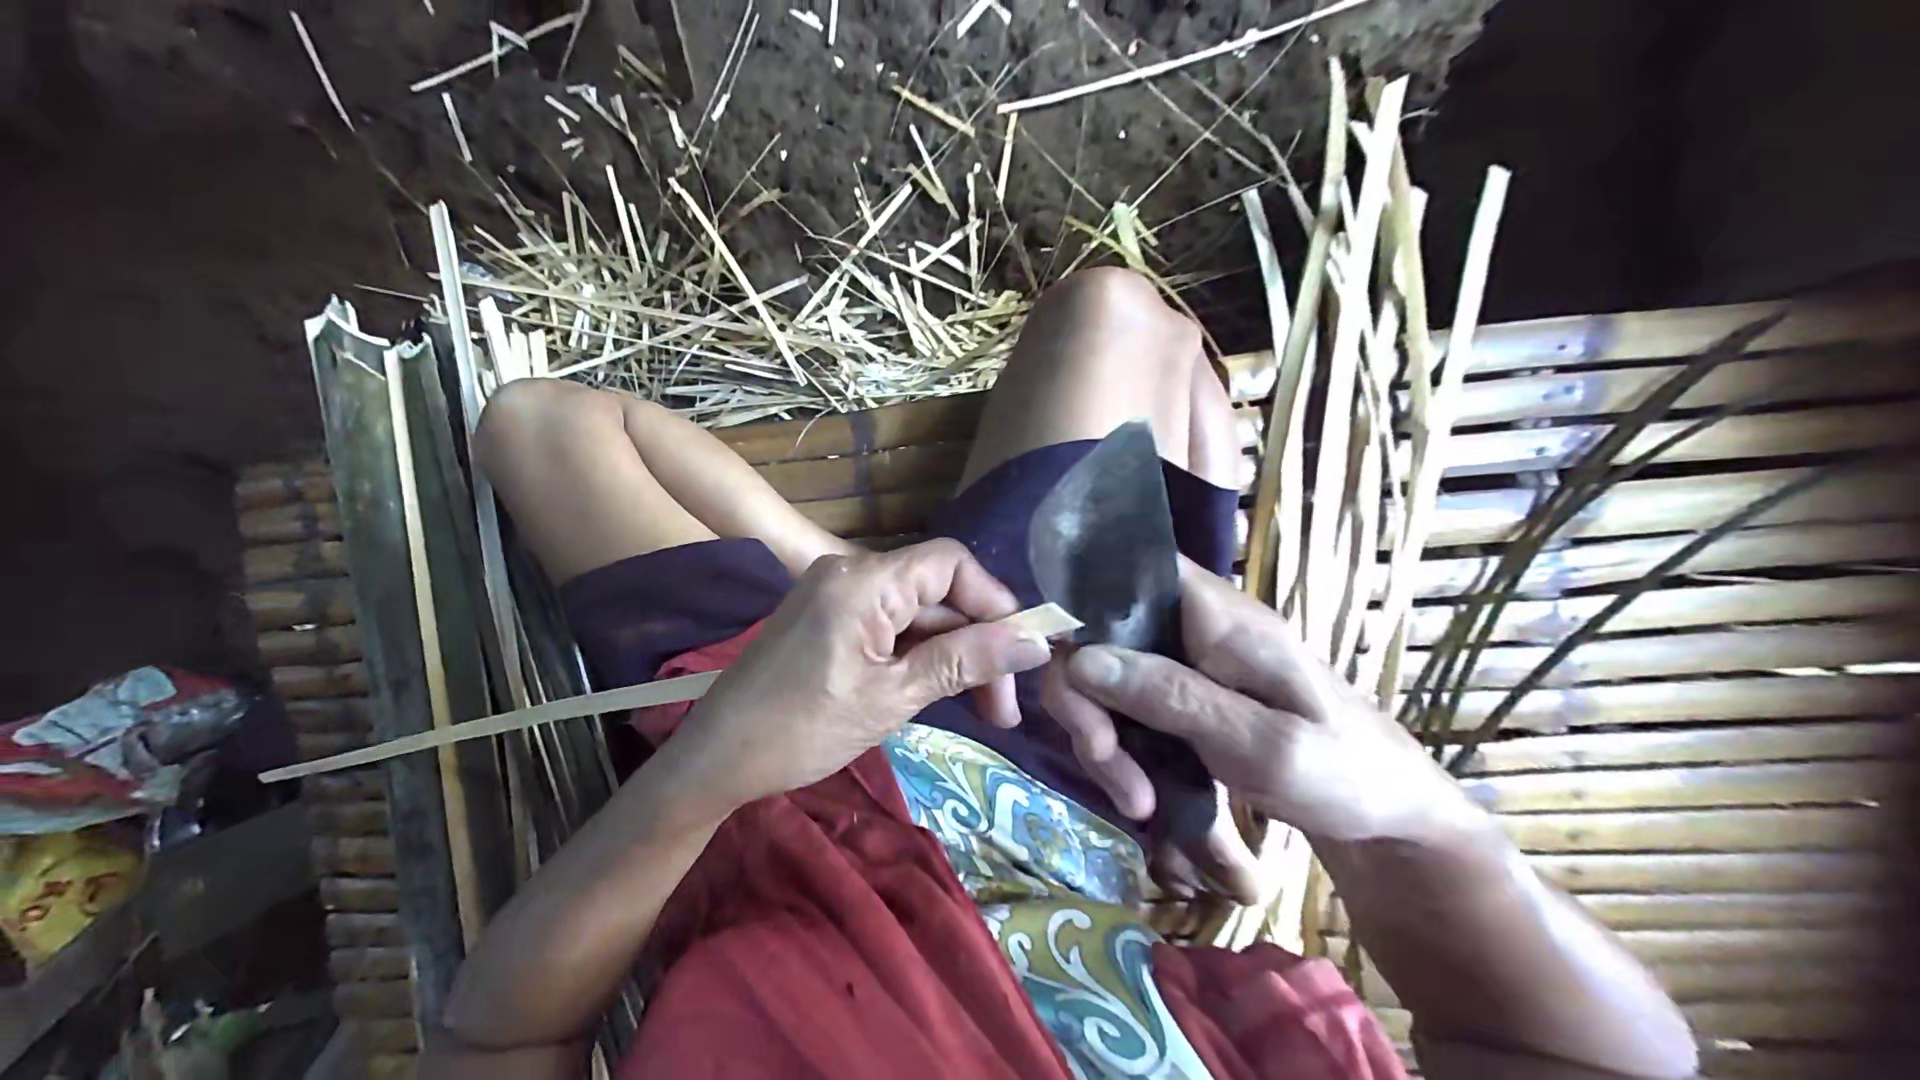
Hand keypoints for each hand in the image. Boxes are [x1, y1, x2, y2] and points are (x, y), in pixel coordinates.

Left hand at [670, 539, 1052, 813]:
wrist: (714, 760)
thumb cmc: (801, 730)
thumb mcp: (892, 697)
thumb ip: (965, 661)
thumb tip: (1035, 644)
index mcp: (865, 581)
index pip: (951, 563)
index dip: (995, 602)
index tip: (1022, 655)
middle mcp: (852, 573)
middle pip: (938, 592)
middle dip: (978, 644)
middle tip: (1004, 709)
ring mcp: (838, 595)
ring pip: (918, 613)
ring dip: (953, 655)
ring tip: (983, 711)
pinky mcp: (830, 619)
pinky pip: (891, 626)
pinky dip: (919, 656)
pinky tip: (939, 693)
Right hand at [1048, 558, 1481, 843]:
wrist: (1387, 814)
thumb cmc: (1344, 772)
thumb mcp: (1265, 744)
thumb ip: (1173, 697)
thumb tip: (1081, 659)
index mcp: (1215, 613)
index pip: (1124, 571)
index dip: (1080, 608)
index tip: (1075, 684)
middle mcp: (1189, 624)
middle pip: (1098, 635)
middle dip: (1087, 703)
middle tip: (1109, 766)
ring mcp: (1182, 661)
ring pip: (1103, 679)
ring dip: (1104, 738)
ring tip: (1138, 803)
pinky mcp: (1180, 695)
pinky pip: (1124, 709)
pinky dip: (1122, 750)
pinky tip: (1142, 794)